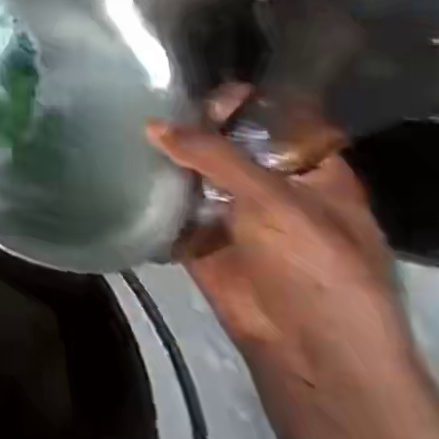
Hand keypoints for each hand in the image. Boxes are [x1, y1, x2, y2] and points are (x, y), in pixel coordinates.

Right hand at [148, 85, 438, 438]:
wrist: (308, 350)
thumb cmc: (317, 267)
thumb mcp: (276, 201)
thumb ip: (214, 156)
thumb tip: (152, 124)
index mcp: (312, 172)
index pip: (277, 120)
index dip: (244, 102)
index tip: (201, 88)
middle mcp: (273, 186)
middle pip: (230, 143)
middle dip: (195, 126)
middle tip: (153, 104)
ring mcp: (236, 213)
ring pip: (198, 172)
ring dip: (169, 156)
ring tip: (126, 125)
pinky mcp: (202, 238)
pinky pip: (174, 206)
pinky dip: (152, 191)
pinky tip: (121, 165)